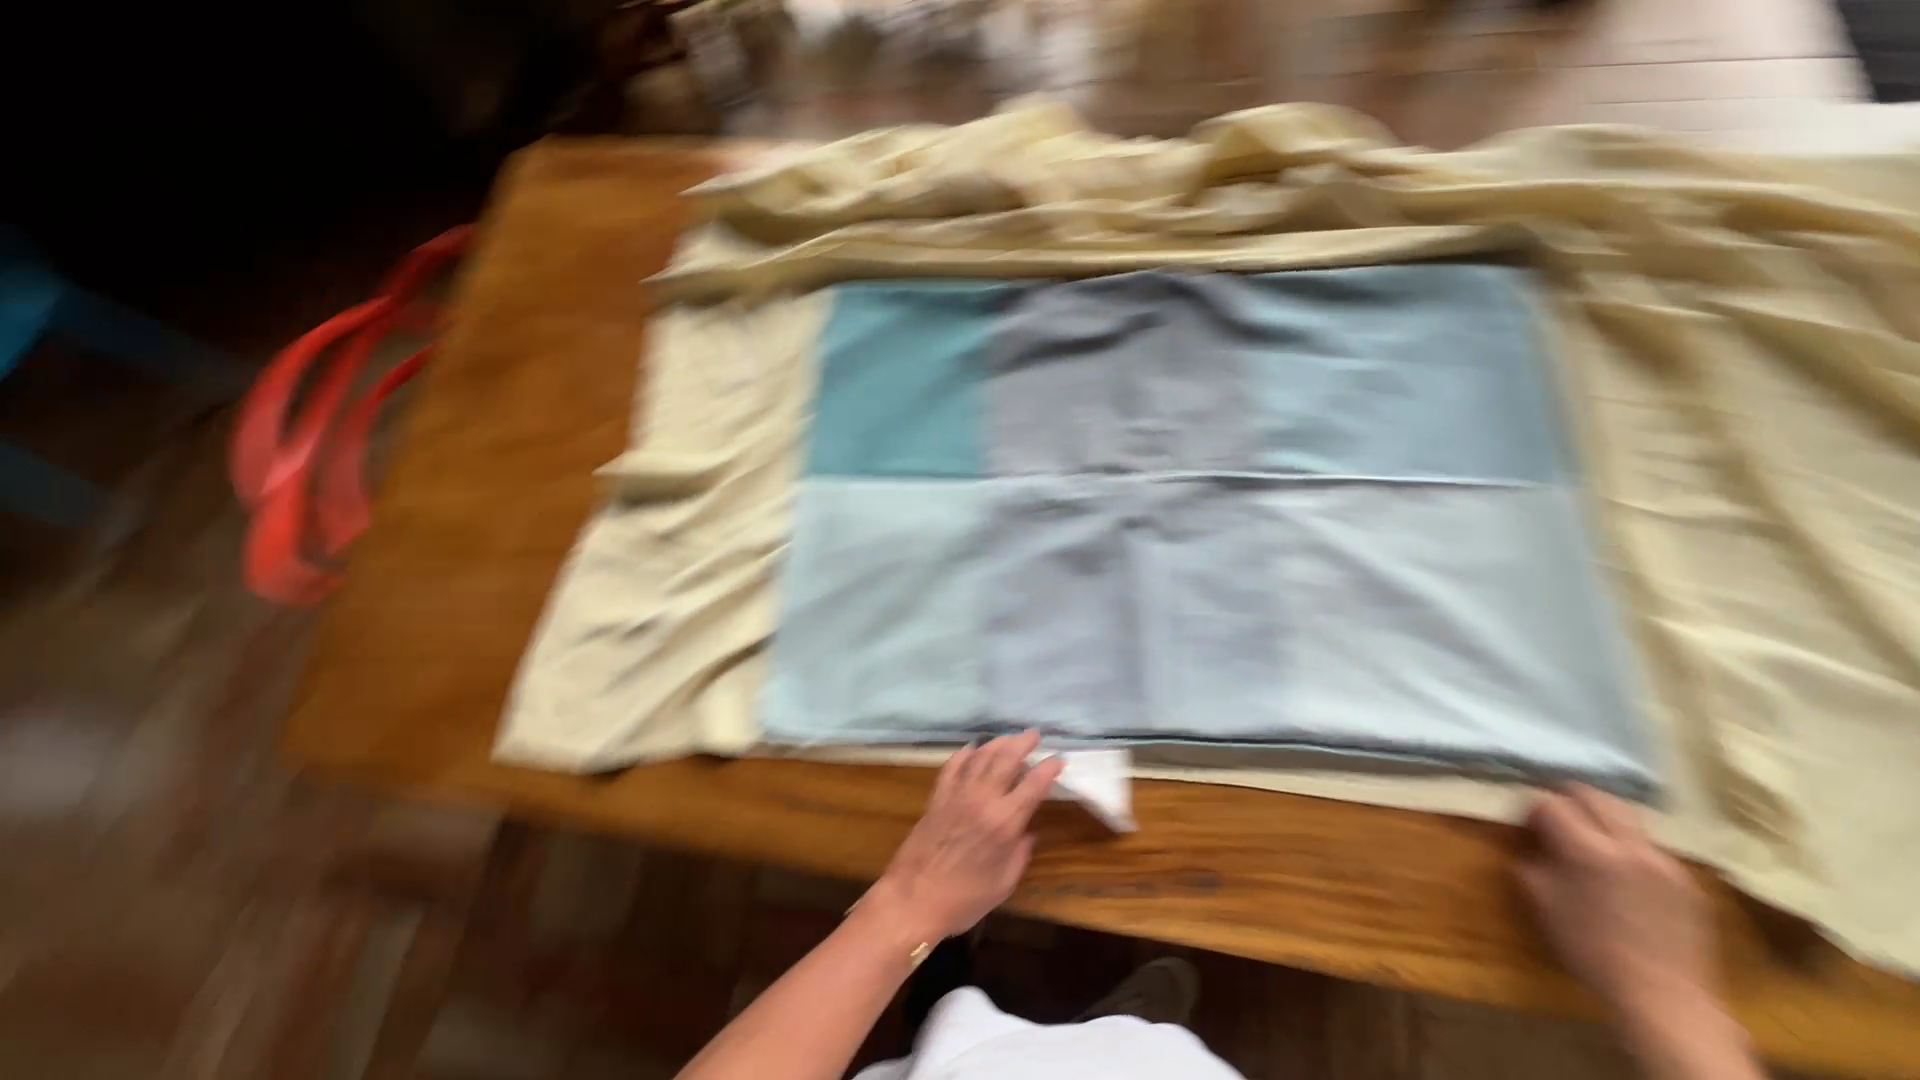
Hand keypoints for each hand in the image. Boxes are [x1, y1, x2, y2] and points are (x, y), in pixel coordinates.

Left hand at [866, 730, 1064, 942]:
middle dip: (1023, 743)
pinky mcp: (937, 798)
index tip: (1059, 759)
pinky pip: (952, 766)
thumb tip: (1027, 833)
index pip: (1034, 785)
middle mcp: (983, 800)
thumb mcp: (1003, 883)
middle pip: (1006, 759)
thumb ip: (1019, 854)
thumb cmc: (964, 899)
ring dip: (997, 743)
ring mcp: (957, 795)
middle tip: (1035, 735)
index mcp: (1005, 823)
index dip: (1049, 769)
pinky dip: (965, 754)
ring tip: (1009, 738)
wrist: (913, 899)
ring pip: (980, 757)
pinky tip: (972, 750)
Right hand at [1517, 785, 1719, 1025]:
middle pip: (1595, 795)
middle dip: (1567, 797)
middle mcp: (1629, 846)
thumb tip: (1530, 844)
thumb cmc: (1590, 950)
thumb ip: (1531, 864)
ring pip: (1627, 814)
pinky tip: (1620, 871)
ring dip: (1601, 815)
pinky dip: (1627, 844)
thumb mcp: (1544, 906)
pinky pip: (1650, 845)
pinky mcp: (1685, 879)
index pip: (1551, 804)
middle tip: (1553, 815)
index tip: (1526, 825)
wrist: (1662, 995)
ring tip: (1588, 836)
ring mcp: (1663, 861)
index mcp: (1588, 852)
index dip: (1532, 808)